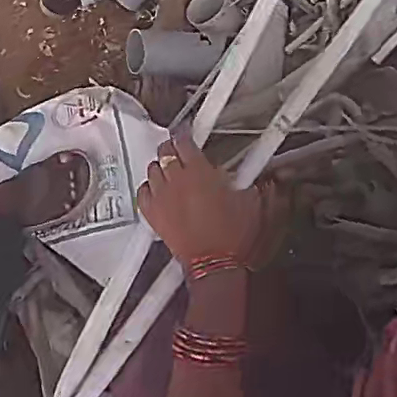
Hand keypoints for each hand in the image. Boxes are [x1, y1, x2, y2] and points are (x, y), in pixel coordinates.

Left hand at [138, 135, 262, 264]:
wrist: (213, 262)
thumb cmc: (231, 234)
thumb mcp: (248, 201)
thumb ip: (247, 179)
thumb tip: (254, 171)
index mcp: (199, 171)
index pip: (184, 141)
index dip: (185, 135)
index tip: (188, 135)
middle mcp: (176, 180)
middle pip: (164, 151)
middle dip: (172, 148)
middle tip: (178, 151)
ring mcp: (162, 197)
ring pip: (152, 169)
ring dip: (161, 167)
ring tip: (170, 171)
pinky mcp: (153, 214)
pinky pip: (142, 192)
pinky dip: (148, 188)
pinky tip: (157, 190)